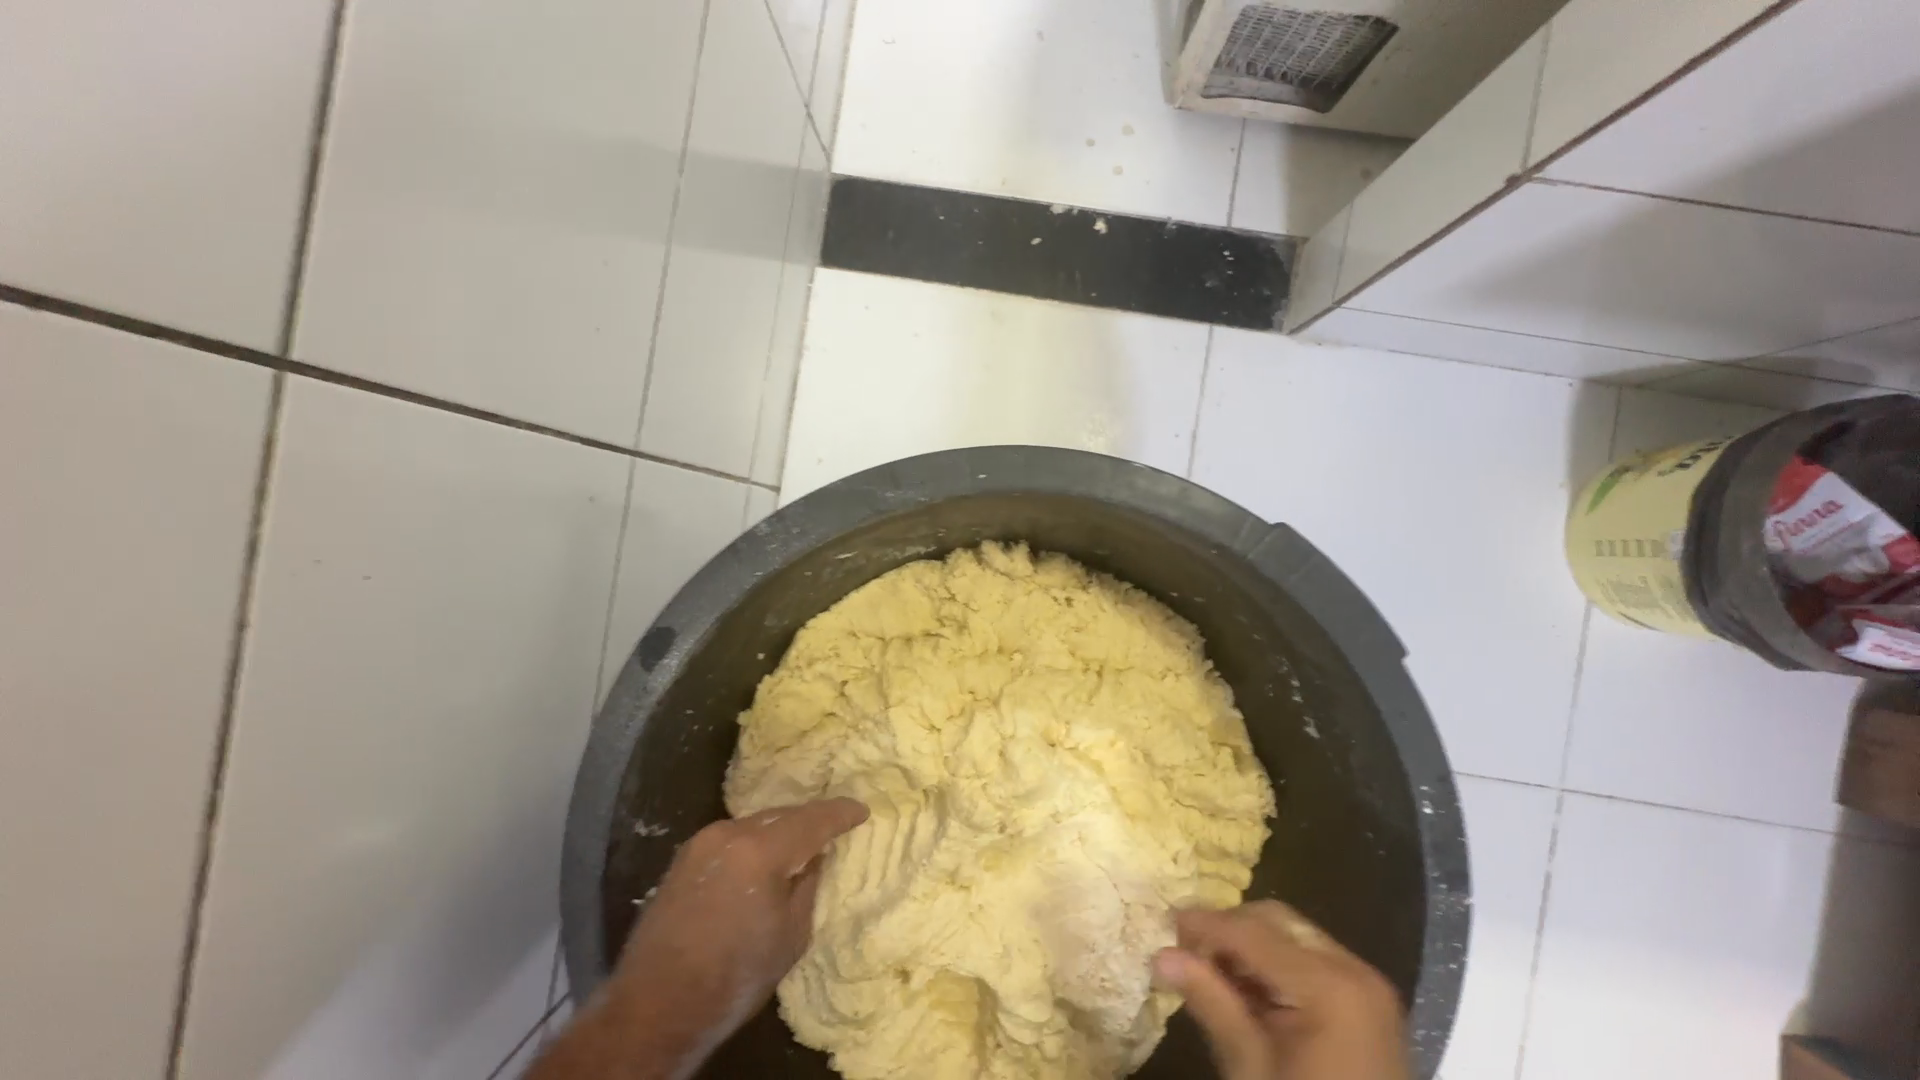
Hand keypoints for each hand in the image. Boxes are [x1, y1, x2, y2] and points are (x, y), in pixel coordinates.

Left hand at [534, 798, 868, 1079]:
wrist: (657, 1006)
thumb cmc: (734, 977)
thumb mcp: (791, 936)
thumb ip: (808, 885)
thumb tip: (815, 858)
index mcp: (761, 851)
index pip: (813, 820)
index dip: (841, 813)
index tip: (862, 810)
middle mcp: (730, 833)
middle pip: (782, 815)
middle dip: (810, 821)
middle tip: (834, 829)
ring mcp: (702, 843)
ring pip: (755, 824)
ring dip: (781, 832)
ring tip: (801, 846)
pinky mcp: (683, 858)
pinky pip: (733, 838)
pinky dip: (755, 843)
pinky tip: (764, 861)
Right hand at [1153, 901, 1409, 1079]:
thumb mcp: (1251, 1068)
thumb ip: (1212, 1003)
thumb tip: (1161, 956)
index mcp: (1328, 986)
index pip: (1251, 932)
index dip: (1204, 924)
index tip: (1163, 923)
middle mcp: (1353, 969)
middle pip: (1276, 921)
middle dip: (1229, 928)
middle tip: (1187, 951)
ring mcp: (1367, 985)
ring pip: (1294, 936)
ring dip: (1252, 944)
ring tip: (1213, 973)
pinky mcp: (1370, 1003)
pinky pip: (1315, 960)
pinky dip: (1278, 964)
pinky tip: (1250, 990)